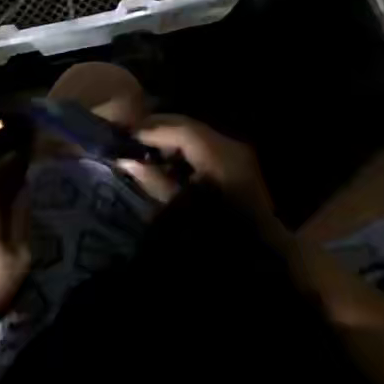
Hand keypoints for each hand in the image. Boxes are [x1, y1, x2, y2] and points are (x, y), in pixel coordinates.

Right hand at [135, 115, 279, 232]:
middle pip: (188, 125)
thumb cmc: (217, 235)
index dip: (148, 130)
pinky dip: (185, 149)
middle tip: (130, 139)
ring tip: (145, 151)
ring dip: (170, 139)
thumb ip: (152, 179)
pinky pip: (206, 145)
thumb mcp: (179, 208)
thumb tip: (126, 160)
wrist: (260, 257)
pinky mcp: (239, 165)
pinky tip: (168, 162)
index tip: (123, 137)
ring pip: (196, 133)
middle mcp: (230, 145)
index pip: (178, 129)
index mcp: (218, 154)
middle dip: (157, 129)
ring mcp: (238, 154)